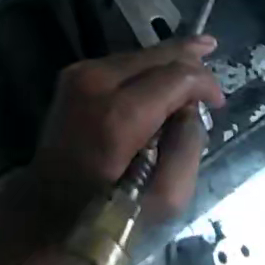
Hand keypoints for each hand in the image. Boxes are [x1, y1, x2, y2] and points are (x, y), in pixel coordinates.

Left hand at [30, 37, 226, 222]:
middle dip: (189, 56)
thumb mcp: (165, 200)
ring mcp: (80, 74)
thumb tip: (191, 109)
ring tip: (194, 61)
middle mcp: (97, 82)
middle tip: (212, 50)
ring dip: (166, 61)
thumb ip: (188, 147)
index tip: (219, 102)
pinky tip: (161, 74)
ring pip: (139, 54)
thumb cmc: (106, 214)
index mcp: (118, 114)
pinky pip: (121, 62)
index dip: (204, 82)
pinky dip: (145, 67)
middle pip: (157, 54)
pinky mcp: (73, 74)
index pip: (176, 75)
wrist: (45, 210)